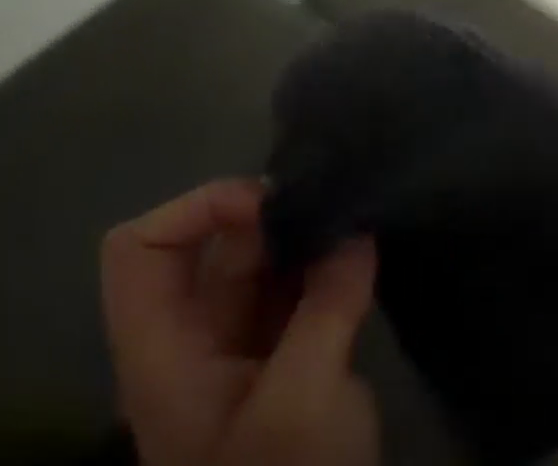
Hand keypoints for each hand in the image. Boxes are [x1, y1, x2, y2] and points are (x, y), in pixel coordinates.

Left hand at [100, 180, 379, 465]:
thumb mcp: (302, 397)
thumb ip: (327, 308)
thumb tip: (358, 231)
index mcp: (165, 352)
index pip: (142, 251)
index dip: (199, 209)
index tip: (280, 202)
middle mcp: (197, 340)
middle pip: (211, 250)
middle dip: (273, 215)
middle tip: (345, 201)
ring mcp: (246, 348)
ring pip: (264, 267)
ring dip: (312, 236)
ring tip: (368, 217)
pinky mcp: (294, 354)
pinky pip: (304, 290)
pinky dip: (335, 262)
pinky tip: (374, 252)